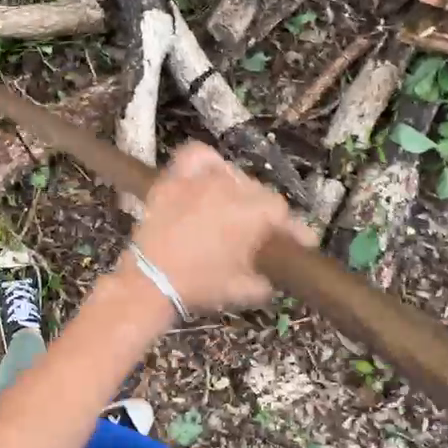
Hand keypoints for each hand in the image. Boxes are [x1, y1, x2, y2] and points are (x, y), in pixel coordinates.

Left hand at [126, 142, 315, 315]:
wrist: (149, 280)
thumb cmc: (199, 286)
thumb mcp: (243, 290)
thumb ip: (267, 280)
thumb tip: (274, 278)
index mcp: (253, 214)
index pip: (282, 211)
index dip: (291, 229)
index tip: (298, 243)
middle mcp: (231, 189)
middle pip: (259, 192)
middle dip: (264, 213)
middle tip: (260, 233)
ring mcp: (200, 181)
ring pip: (232, 175)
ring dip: (239, 191)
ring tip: (233, 210)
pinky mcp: (173, 180)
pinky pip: (197, 157)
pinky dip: (208, 162)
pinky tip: (210, 177)